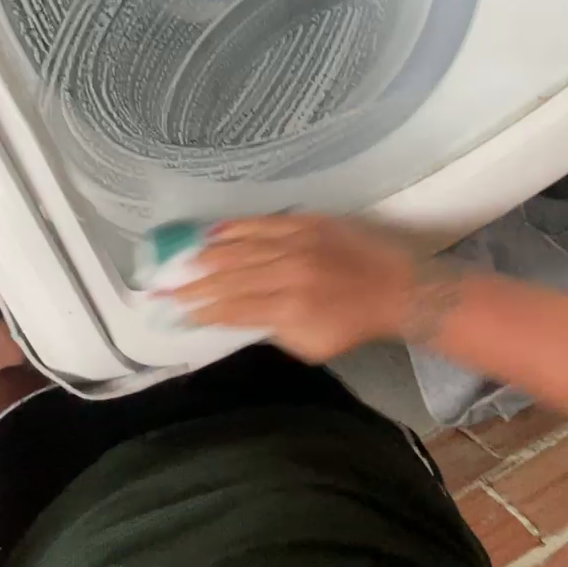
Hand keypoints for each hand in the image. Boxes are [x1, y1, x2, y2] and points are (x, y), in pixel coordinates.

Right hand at [172, 215, 423, 361]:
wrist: (397, 289)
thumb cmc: (354, 324)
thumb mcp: (312, 345)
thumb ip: (273, 331)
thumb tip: (239, 319)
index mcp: (289, 308)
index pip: (233, 309)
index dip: (203, 311)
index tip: (181, 312)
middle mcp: (288, 272)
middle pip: (230, 277)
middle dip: (196, 284)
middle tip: (170, 286)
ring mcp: (297, 243)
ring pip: (242, 247)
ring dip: (209, 255)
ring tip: (185, 259)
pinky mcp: (307, 223)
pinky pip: (264, 222)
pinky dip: (237, 227)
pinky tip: (215, 231)